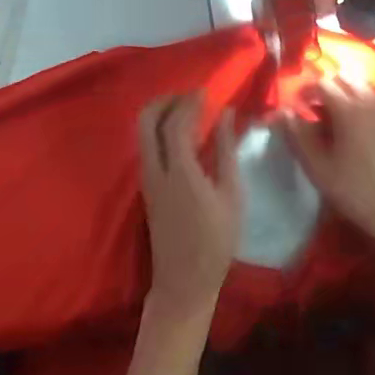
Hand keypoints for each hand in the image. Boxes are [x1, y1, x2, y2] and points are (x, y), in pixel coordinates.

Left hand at [137, 92, 241, 314]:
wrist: (183, 284)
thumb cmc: (216, 242)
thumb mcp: (231, 195)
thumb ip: (226, 150)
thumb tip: (225, 113)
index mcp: (180, 172)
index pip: (177, 122)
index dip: (191, 101)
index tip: (207, 90)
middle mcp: (155, 170)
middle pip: (146, 120)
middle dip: (166, 100)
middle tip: (191, 96)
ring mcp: (146, 179)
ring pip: (143, 131)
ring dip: (162, 113)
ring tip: (190, 110)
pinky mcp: (146, 187)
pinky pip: (148, 145)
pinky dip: (161, 129)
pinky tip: (183, 133)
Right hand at [285, 77, 374, 254]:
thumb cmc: (356, 193)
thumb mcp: (319, 170)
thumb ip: (298, 137)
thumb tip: (283, 112)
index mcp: (349, 109)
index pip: (323, 83)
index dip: (308, 90)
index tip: (300, 105)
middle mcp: (374, 103)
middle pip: (348, 79)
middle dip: (331, 87)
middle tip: (321, 109)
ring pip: (369, 93)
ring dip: (353, 99)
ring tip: (345, 125)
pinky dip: (373, 115)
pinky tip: (372, 139)